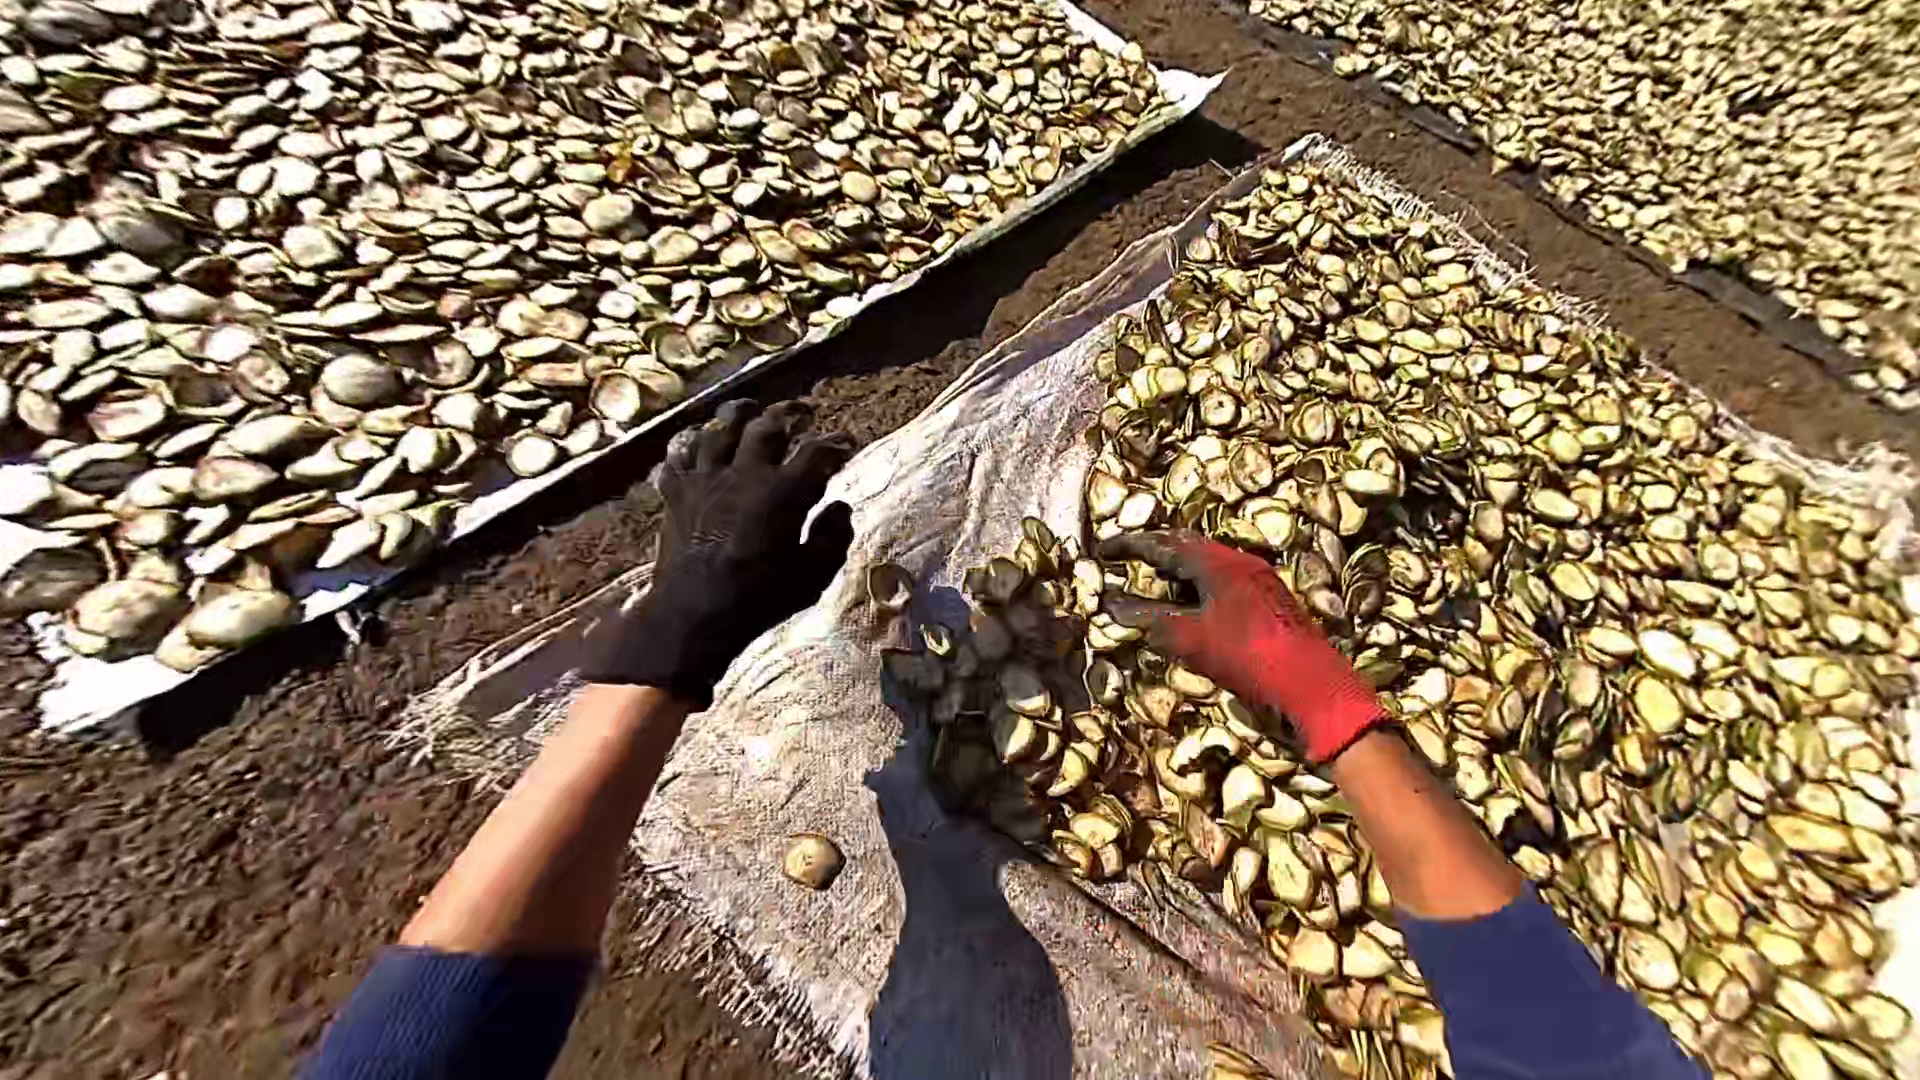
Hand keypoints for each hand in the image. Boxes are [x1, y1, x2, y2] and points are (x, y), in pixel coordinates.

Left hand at [583, 399, 855, 706]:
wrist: (692, 615)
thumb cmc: (759, 599)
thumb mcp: (813, 577)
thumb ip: (833, 538)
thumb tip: (840, 507)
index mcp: (782, 494)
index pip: (816, 452)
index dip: (836, 443)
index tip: (848, 444)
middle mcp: (743, 475)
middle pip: (767, 426)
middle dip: (789, 413)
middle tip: (802, 413)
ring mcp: (705, 479)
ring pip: (719, 428)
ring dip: (738, 414)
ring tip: (749, 410)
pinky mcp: (676, 492)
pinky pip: (680, 454)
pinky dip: (690, 443)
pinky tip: (698, 442)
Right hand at [1098, 530, 1386, 763]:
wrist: (1315, 686)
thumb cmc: (1247, 657)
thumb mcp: (1189, 639)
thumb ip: (1148, 619)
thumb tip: (1112, 607)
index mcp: (1218, 563)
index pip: (1163, 545)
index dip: (1129, 546)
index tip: (1102, 549)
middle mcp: (1239, 562)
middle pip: (1187, 546)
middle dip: (1153, 550)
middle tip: (1126, 556)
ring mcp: (1257, 580)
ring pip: (1206, 563)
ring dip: (1175, 568)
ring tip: (1151, 578)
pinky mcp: (1267, 600)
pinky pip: (1220, 580)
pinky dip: (1194, 585)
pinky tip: (1188, 603)